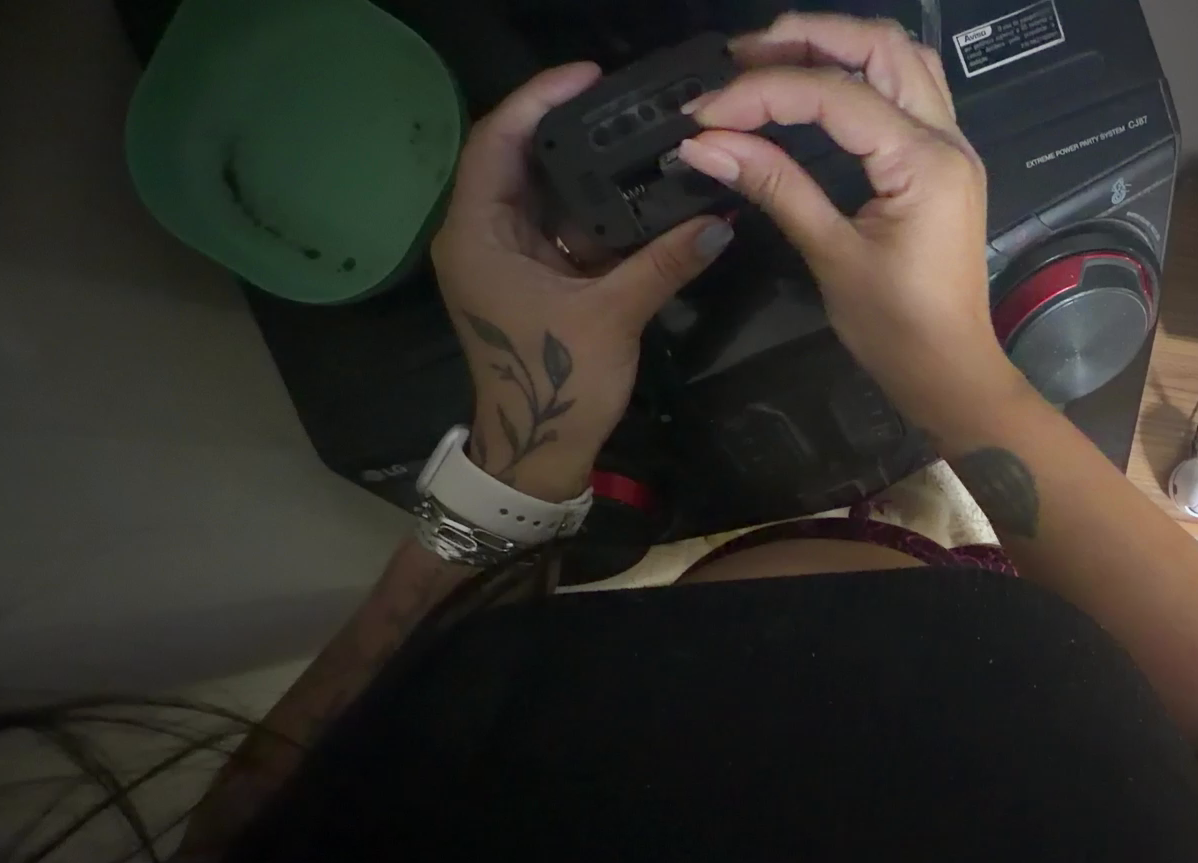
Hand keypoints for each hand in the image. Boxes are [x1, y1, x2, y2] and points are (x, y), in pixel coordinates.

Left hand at [432, 63, 735, 500]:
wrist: (542, 450)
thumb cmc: (558, 381)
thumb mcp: (613, 315)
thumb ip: (664, 263)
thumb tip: (720, 221)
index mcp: (477, 232)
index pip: (497, 140)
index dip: (540, 100)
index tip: (591, 77)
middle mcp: (483, 235)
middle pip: (521, 164)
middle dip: (572, 136)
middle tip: (628, 111)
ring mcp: (509, 261)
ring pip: (546, 202)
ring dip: (589, 180)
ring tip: (640, 150)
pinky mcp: (534, 283)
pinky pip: (564, 236)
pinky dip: (597, 221)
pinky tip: (637, 206)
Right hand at [677, 15, 1024, 412]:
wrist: (950, 374)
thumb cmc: (897, 331)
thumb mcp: (833, 258)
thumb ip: (777, 188)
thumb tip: (705, 144)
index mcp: (925, 163)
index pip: (836, 95)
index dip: (763, 93)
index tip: (705, 112)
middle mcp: (949, 140)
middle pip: (881, 47)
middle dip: (807, 38)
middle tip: (742, 59)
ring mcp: (954, 151)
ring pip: (903, 61)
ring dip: (841, 47)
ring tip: (777, 62)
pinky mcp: (947, 169)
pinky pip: (913, 95)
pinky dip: (868, 77)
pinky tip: (827, 89)